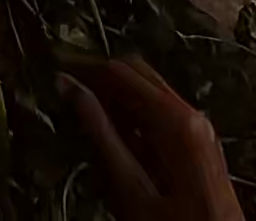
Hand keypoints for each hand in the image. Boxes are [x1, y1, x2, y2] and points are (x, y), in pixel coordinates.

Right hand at [59, 56, 243, 220]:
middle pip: (136, 72)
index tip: (58, 67)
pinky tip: (112, 129)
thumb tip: (69, 87)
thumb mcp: (130, 190)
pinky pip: (160, 111)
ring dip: (114, 93)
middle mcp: (190, 114)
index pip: (120, 72)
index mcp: (175, 120)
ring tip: (82, 105)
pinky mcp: (198, 144)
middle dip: (99, 75)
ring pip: (147, 89)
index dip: (85, 66)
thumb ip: (100, 133)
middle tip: (66, 83)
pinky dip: (132, 112)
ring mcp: (198, 128)